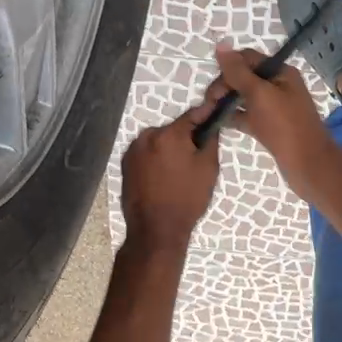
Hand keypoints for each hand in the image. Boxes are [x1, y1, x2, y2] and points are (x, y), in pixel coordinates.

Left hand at [119, 103, 220, 251]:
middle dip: (185, 137)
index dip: (206, 114)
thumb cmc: (187, 198)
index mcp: (168, 134)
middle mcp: (146, 136)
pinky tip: (164, 177)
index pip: (192, 115)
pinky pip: (147, 153)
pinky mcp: (125, 164)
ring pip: (159, 141)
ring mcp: (132, 150)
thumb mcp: (208, 168)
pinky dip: (156, 158)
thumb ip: (211, 139)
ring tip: (179, 171)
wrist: (155, 230)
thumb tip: (211, 124)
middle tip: (197, 156)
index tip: (215, 111)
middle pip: (173, 129)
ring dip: (169, 148)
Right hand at [205, 45, 336, 194]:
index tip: (213, 87)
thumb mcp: (259, 94)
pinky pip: (247, 115)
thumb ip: (238, 71)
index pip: (248, 59)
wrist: (308, 164)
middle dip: (225, 86)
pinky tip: (219, 122)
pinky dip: (234, 117)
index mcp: (280, 72)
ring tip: (210, 112)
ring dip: (226, 101)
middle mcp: (278, 85)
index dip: (228, 68)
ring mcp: (274, 106)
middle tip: (210, 103)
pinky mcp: (269, 125)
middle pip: (244, 77)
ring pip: (244, 97)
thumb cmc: (284, 125)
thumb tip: (221, 44)